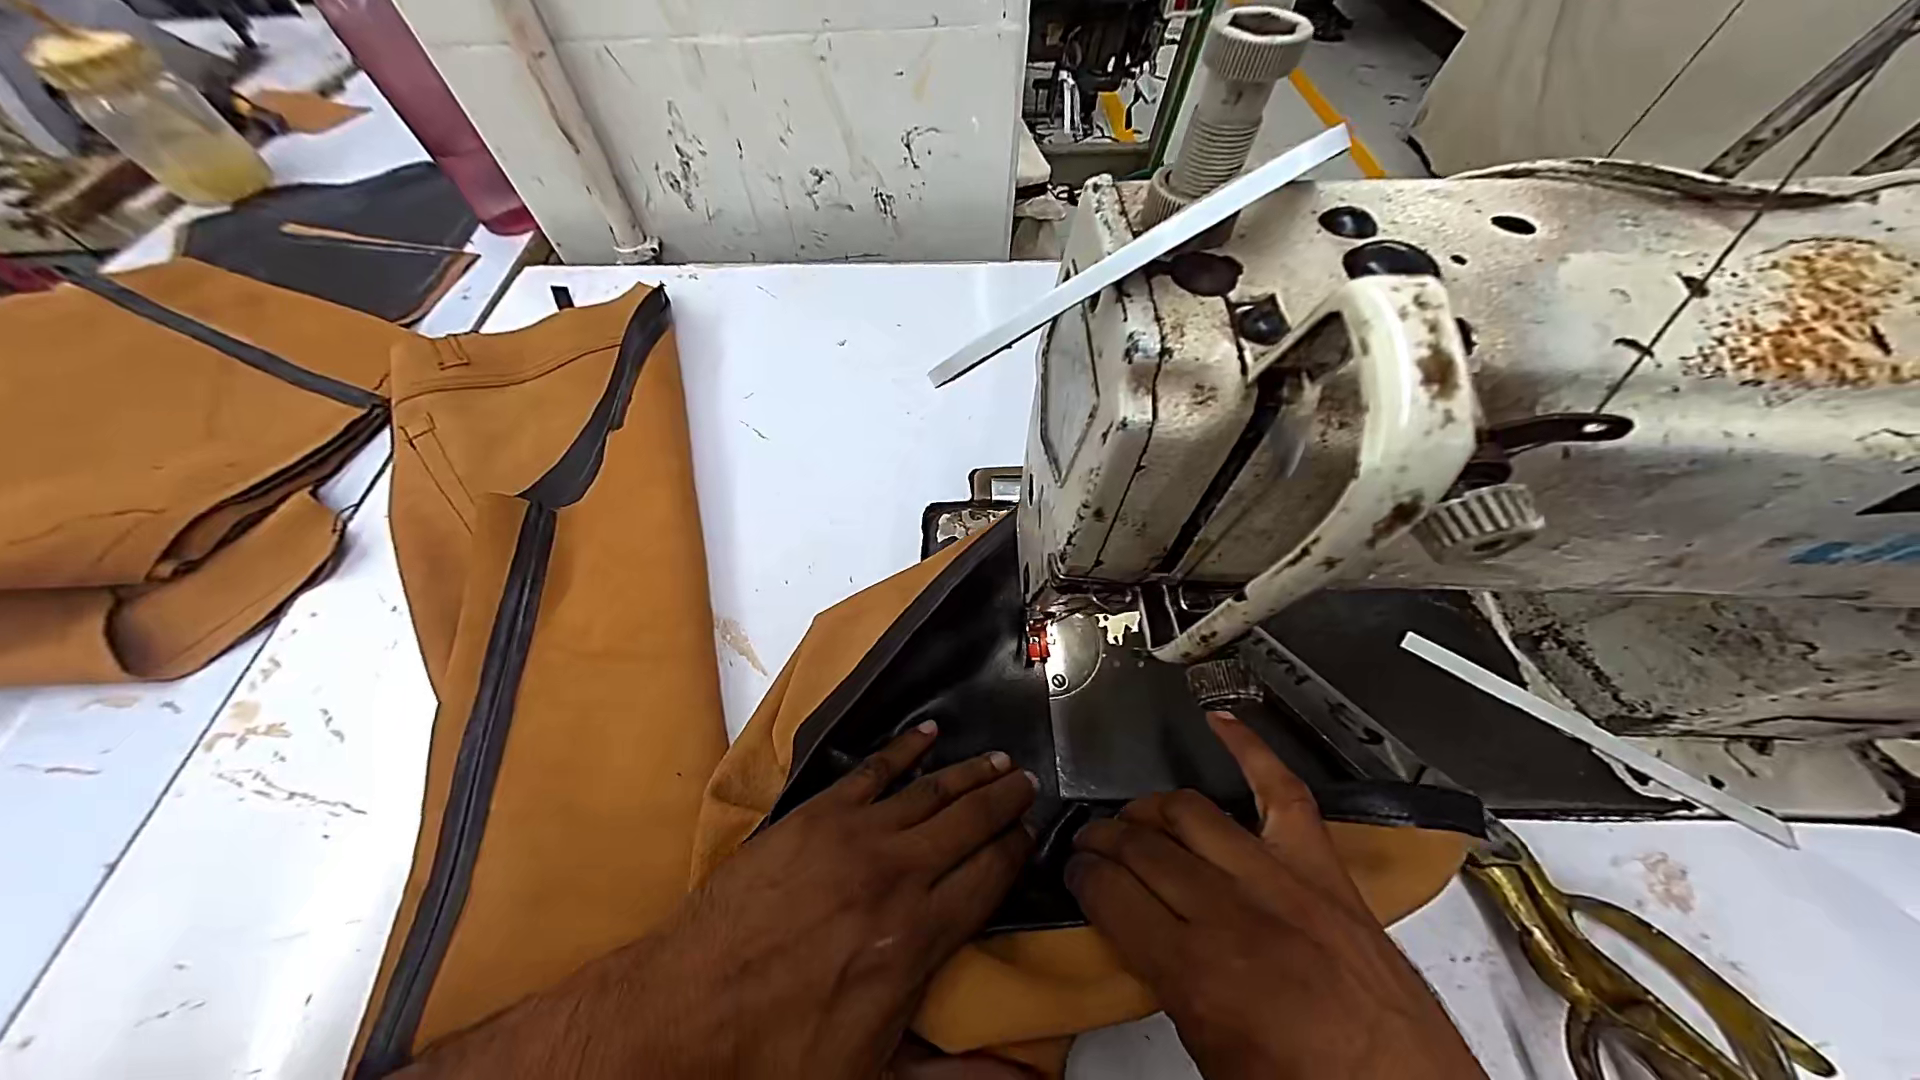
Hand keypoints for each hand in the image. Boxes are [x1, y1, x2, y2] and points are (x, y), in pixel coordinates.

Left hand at [649, 720, 1037, 1077]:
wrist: (684, 1015)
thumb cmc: (775, 1055)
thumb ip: (955, 1075)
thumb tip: (1025, 1076)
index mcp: (917, 939)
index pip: (990, 877)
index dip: (1017, 849)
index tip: (1031, 833)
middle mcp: (896, 877)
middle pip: (970, 822)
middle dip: (1006, 799)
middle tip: (1026, 782)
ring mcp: (854, 838)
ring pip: (931, 791)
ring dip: (968, 772)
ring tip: (995, 760)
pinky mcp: (816, 815)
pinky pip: (873, 770)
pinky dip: (904, 749)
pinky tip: (926, 735)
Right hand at [1065, 712, 1485, 1079]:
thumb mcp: (1205, 1051)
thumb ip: (1159, 975)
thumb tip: (1130, 927)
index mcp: (1198, 973)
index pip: (1110, 893)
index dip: (1082, 877)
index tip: (1076, 873)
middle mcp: (1235, 915)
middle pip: (1143, 848)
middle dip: (1103, 841)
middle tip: (1092, 843)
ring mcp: (1282, 882)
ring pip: (1190, 814)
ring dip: (1149, 809)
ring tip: (1132, 816)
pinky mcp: (1323, 871)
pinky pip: (1282, 793)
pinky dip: (1251, 751)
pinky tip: (1222, 724)